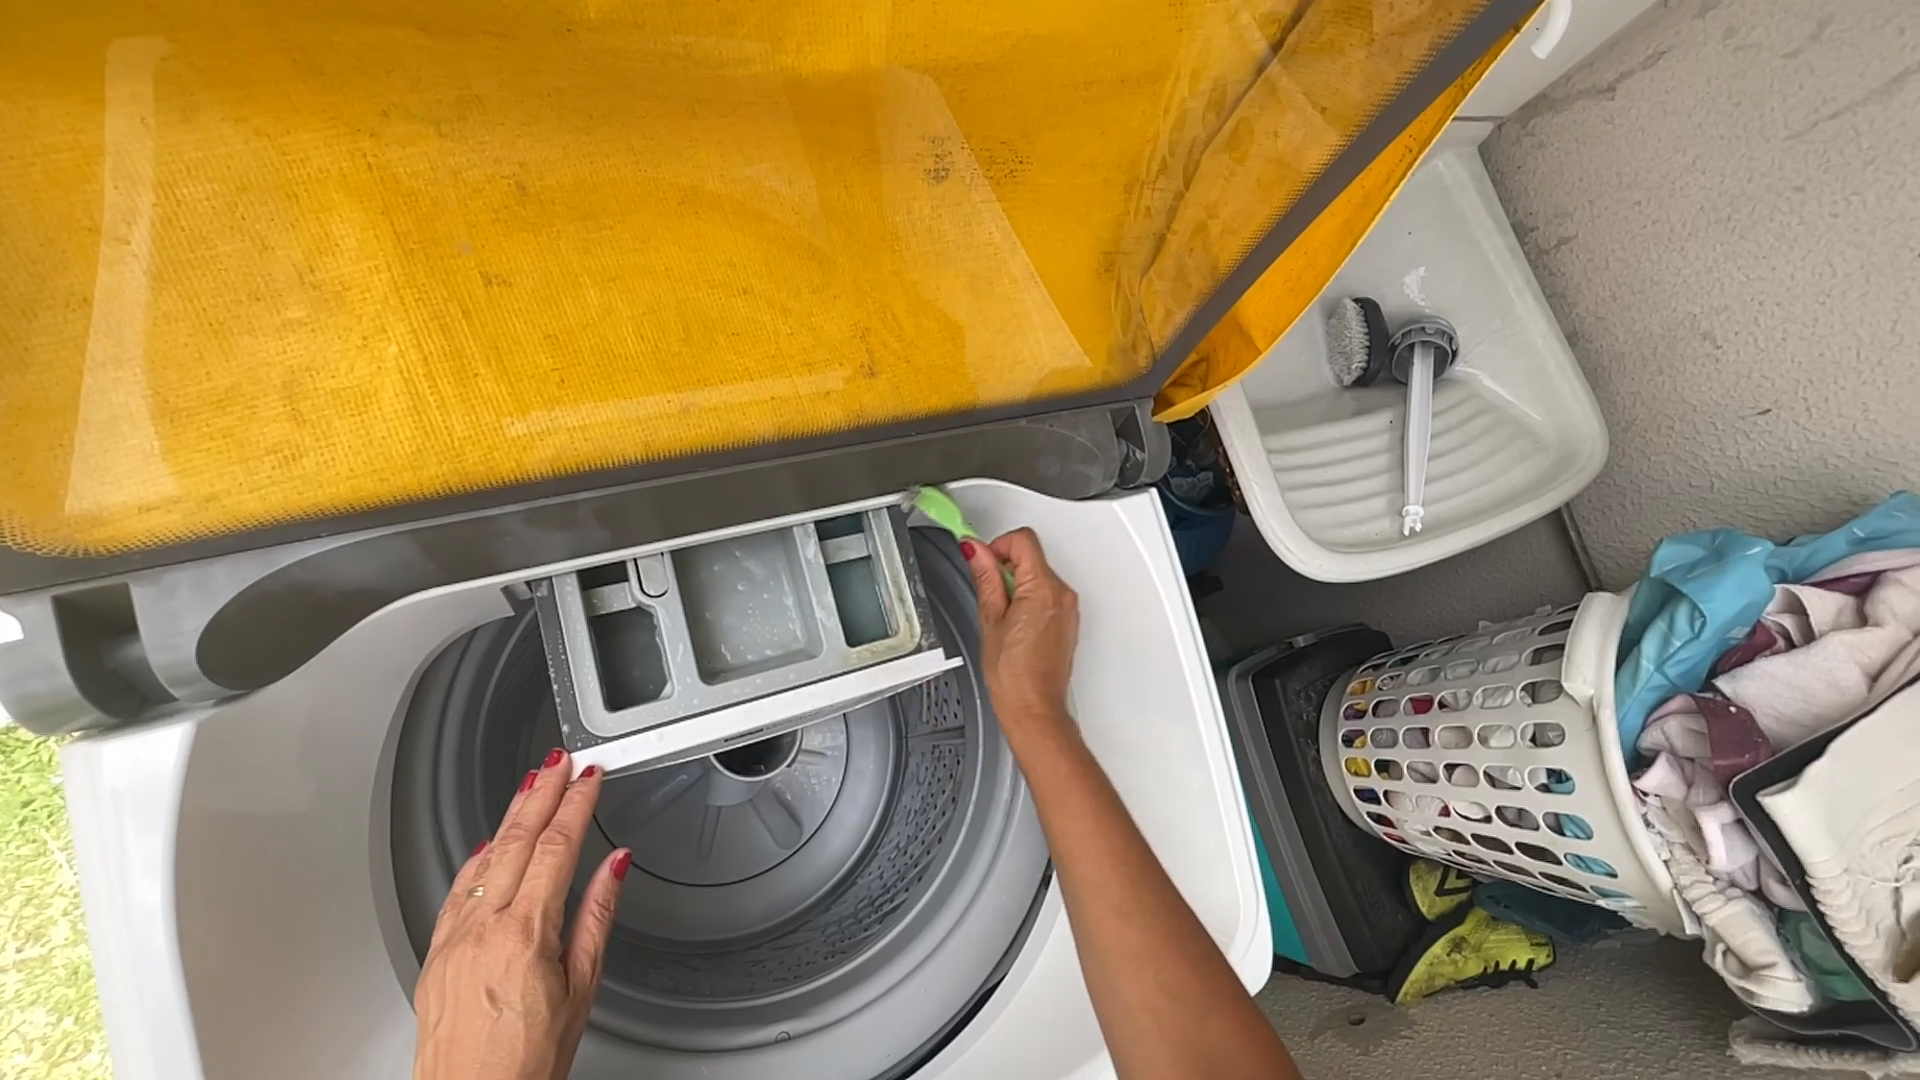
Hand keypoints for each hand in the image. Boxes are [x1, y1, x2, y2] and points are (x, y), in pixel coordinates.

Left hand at [413, 749, 630, 1079]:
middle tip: (560, 760)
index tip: (590, 777)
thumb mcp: (583, 986)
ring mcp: (452, 941)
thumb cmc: (528, 1059)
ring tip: (531, 784)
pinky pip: (456, 891)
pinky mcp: (435, 956)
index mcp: (525, 934)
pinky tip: (489, 841)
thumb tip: (615, 864)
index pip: (556, 848)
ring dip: (511, 815)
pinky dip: (477, 857)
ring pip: (484, 859)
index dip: (575, 804)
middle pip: (516, 841)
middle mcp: (482, 930)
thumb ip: (598, 915)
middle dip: (542, 793)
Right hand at [962, 528, 1080, 747]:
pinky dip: (1029, 598)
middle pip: (1031, 556)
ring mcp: (1068, 608)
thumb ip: (985, 577)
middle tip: (987, 591)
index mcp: (1042, 589)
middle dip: (1005, 566)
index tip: (980, 558)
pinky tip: (1014, 624)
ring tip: (1001, 615)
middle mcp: (1062, 594)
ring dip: (1017, 584)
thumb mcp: (990, 619)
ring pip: (1039, 575)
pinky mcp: (1068, 620)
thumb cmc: (1013, 675)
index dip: (997, 546)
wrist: (1034, 707)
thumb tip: (975, 551)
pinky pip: (1047, 594)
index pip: (1022, 540)